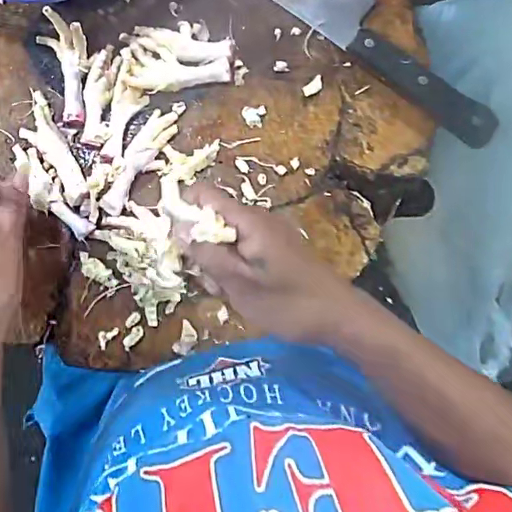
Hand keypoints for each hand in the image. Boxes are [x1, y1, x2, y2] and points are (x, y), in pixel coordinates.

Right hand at [185, 185, 371, 345]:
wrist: (339, 317)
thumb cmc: (288, 303)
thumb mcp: (239, 284)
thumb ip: (207, 255)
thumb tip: (176, 229)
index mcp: (248, 220)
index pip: (204, 194)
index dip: (182, 209)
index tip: (171, 240)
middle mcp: (257, 218)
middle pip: (212, 217)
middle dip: (199, 245)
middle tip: (205, 279)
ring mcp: (267, 233)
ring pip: (225, 236)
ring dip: (215, 260)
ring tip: (225, 292)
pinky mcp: (275, 248)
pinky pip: (241, 247)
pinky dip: (232, 266)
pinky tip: (240, 292)